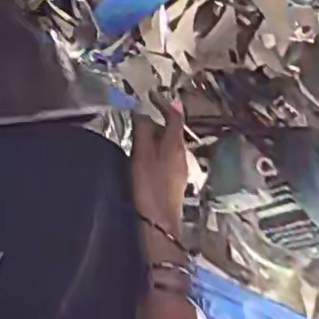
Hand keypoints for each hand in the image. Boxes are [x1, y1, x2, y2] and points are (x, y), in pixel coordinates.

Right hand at [130, 103, 187, 230]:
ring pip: (168, 143)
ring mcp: (180, 168)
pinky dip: (156, 147)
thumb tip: (142, 112)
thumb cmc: (149, 184)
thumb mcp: (141, 153)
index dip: (163, 103)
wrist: (159, 223)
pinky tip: (143, 154)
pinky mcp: (175, 179)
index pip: (174, 117)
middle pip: (172, 130)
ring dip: (155, 135)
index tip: (150, 95)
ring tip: (137, 134)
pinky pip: (166, 154)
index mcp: (175, 144)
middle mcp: (182, 154)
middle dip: (156, 120)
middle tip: (136, 116)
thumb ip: (142, 130)